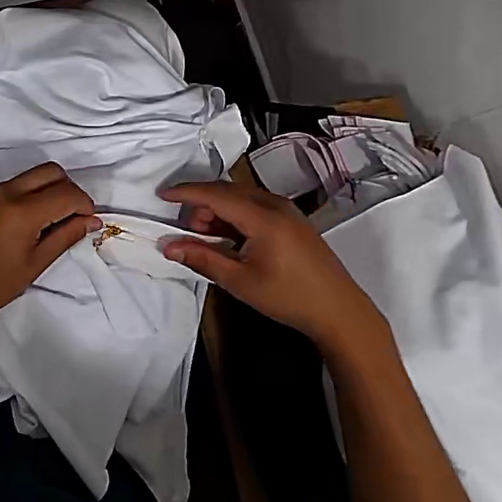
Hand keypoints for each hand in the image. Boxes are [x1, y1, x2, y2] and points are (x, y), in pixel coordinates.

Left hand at [0, 163, 100, 351]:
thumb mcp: (35, 265)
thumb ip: (66, 236)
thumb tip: (92, 220)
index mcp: (21, 212)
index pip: (67, 193)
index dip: (84, 204)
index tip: (87, 220)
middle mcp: (3, 192)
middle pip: (51, 171)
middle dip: (68, 189)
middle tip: (70, 216)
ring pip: (28, 176)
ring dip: (45, 190)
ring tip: (45, 222)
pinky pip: (7, 186)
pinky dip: (22, 196)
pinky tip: (18, 224)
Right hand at [159, 179, 383, 347]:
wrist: (339, 310)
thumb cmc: (290, 297)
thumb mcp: (240, 281)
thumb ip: (202, 258)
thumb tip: (170, 247)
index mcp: (263, 217)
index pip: (215, 195)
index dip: (186, 193)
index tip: (162, 195)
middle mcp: (276, 205)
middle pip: (227, 191)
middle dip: (200, 204)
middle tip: (185, 229)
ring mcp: (287, 210)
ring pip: (241, 197)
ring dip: (218, 210)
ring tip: (205, 236)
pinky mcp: (293, 220)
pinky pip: (255, 205)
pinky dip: (235, 215)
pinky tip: (228, 237)